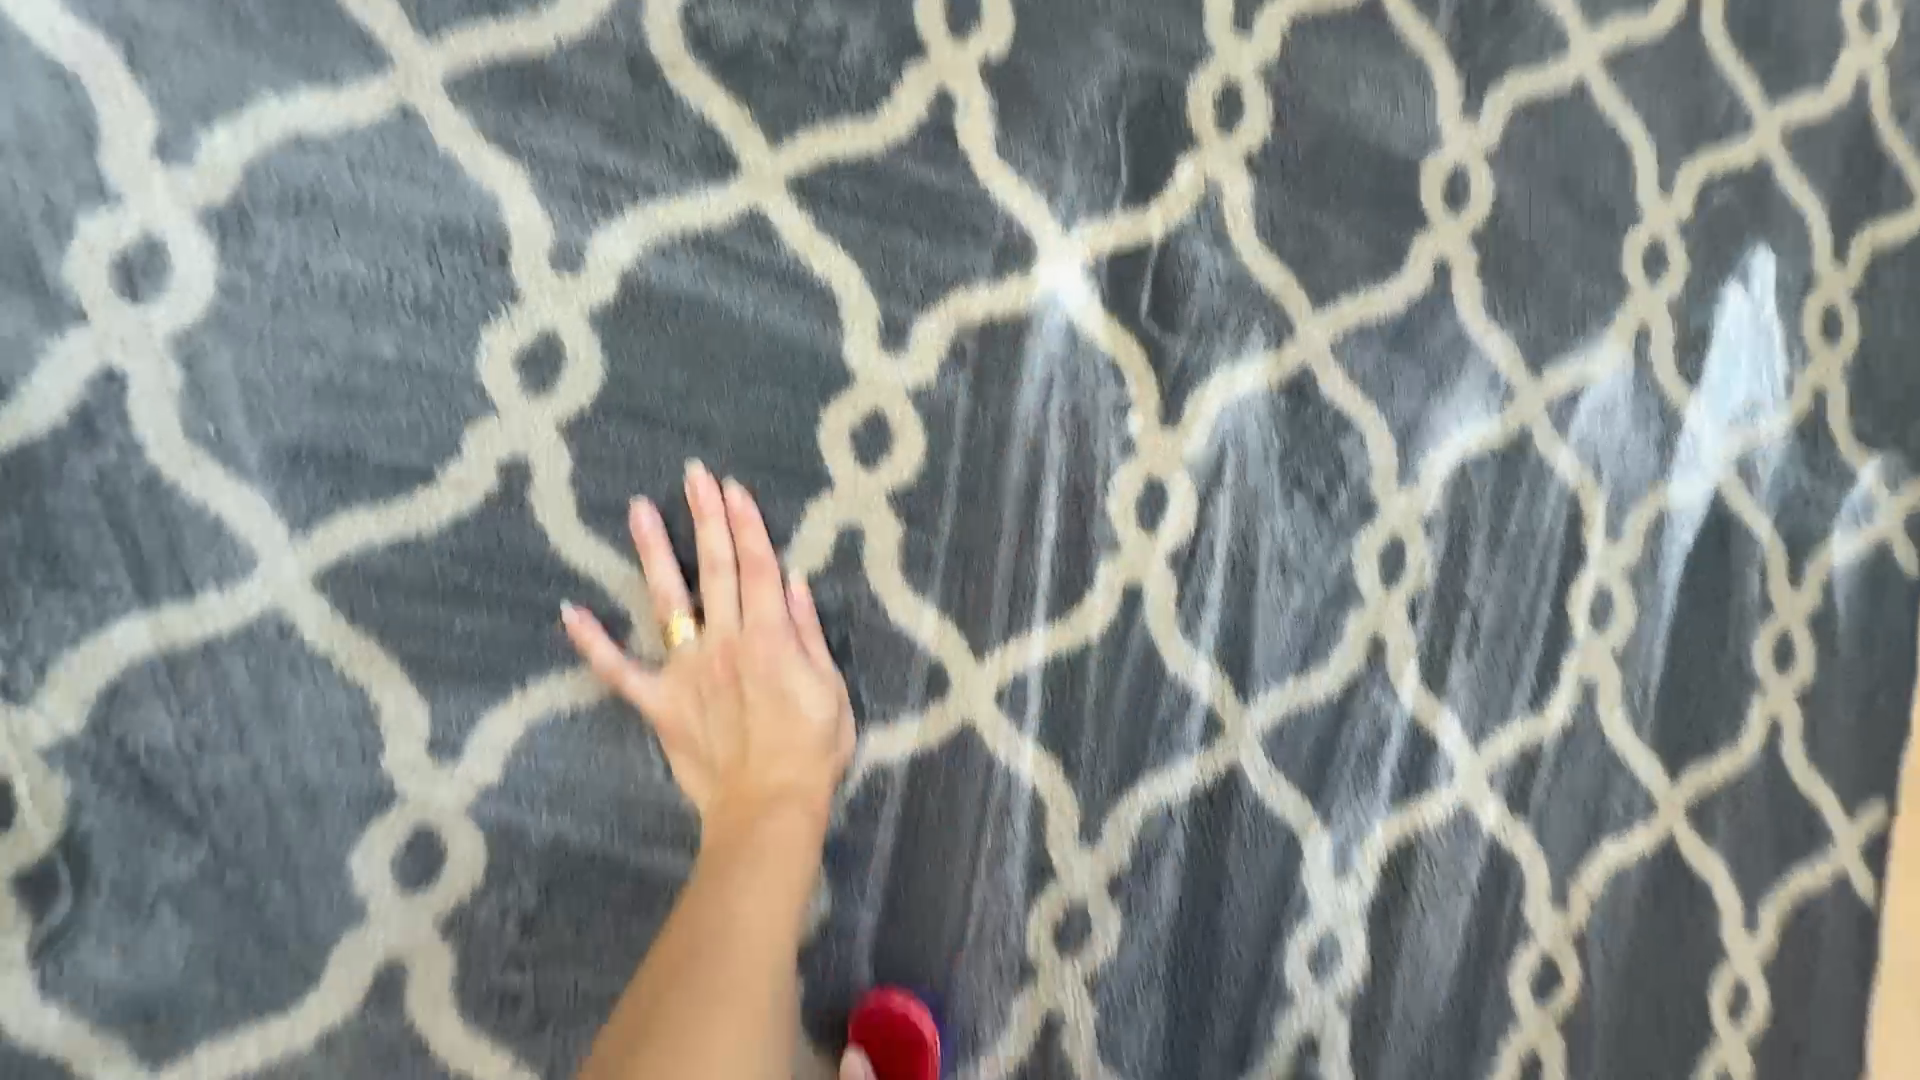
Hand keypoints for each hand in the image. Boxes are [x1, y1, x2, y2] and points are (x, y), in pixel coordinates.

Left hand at [562, 461, 855, 839]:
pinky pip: (620, 671)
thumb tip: (794, 583)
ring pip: (668, 603)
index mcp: (772, 638)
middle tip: (694, 475)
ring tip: (639, 510)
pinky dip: (594, 643)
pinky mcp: (660, 703)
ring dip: (654, 554)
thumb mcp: (831, 689)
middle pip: (716, 569)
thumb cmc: (812, 749)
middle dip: (707, 519)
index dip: (747, 525)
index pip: (758, 567)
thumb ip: (809, 634)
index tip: (733, 488)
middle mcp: (726, 642)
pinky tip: (569, 611)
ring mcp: (688, 671)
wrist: (770, 807)